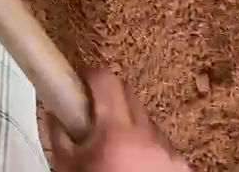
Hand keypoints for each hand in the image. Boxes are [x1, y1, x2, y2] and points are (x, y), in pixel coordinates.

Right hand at [52, 71, 190, 171]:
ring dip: (131, 124)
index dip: (89, 76)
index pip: (106, 80)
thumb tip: (53, 109)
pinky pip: (163, 145)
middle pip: (129, 94)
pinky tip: (137, 166)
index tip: (77, 83)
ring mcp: (171, 154)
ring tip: (117, 149)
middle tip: (92, 113)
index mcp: (116, 131)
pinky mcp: (185, 170)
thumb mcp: (67, 168)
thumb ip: (58, 134)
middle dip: (109, 97)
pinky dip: (149, 147)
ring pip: (147, 120)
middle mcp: (149, 135)